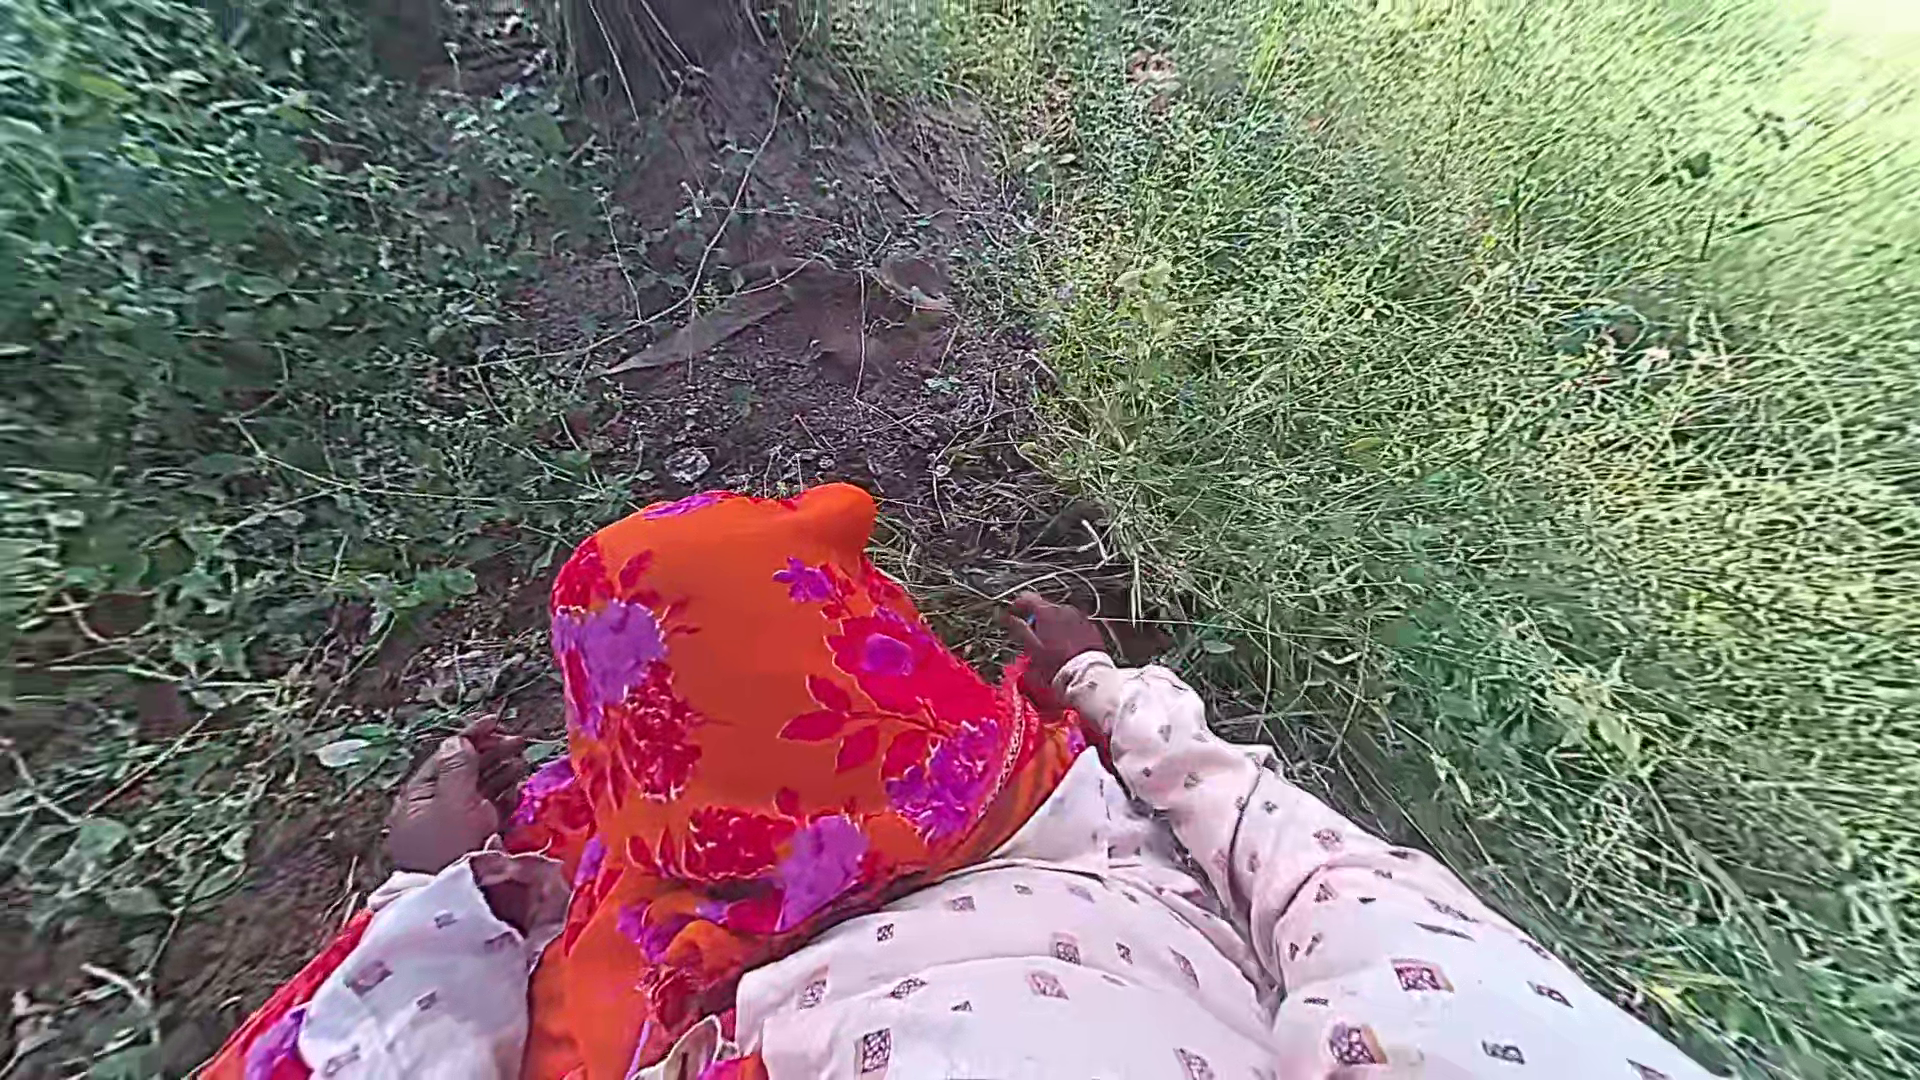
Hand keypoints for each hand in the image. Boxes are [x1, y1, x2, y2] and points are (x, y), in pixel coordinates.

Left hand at [386, 717, 527, 873]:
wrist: (458, 892)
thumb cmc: (451, 843)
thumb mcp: (454, 801)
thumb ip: (457, 768)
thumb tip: (458, 741)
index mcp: (418, 797)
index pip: (445, 756)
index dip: (470, 736)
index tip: (495, 720)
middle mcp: (433, 806)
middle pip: (464, 769)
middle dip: (492, 752)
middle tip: (519, 742)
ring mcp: (454, 820)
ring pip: (480, 784)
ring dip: (502, 769)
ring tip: (522, 762)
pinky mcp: (473, 833)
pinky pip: (490, 804)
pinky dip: (504, 792)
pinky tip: (516, 788)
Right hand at [1004, 591, 1105, 705]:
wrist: (1087, 676)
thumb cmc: (1058, 665)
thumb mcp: (1032, 648)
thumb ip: (1019, 629)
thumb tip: (1009, 618)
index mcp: (1047, 612)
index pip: (1027, 598)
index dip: (1017, 606)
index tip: (1013, 615)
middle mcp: (1064, 609)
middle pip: (1044, 607)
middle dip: (1036, 619)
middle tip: (1030, 637)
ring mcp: (1079, 617)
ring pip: (1059, 615)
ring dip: (1052, 625)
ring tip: (1048, 645)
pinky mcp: (1090, 628)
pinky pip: (1074, 624)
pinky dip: (1067, 630)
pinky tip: (1064, 647)